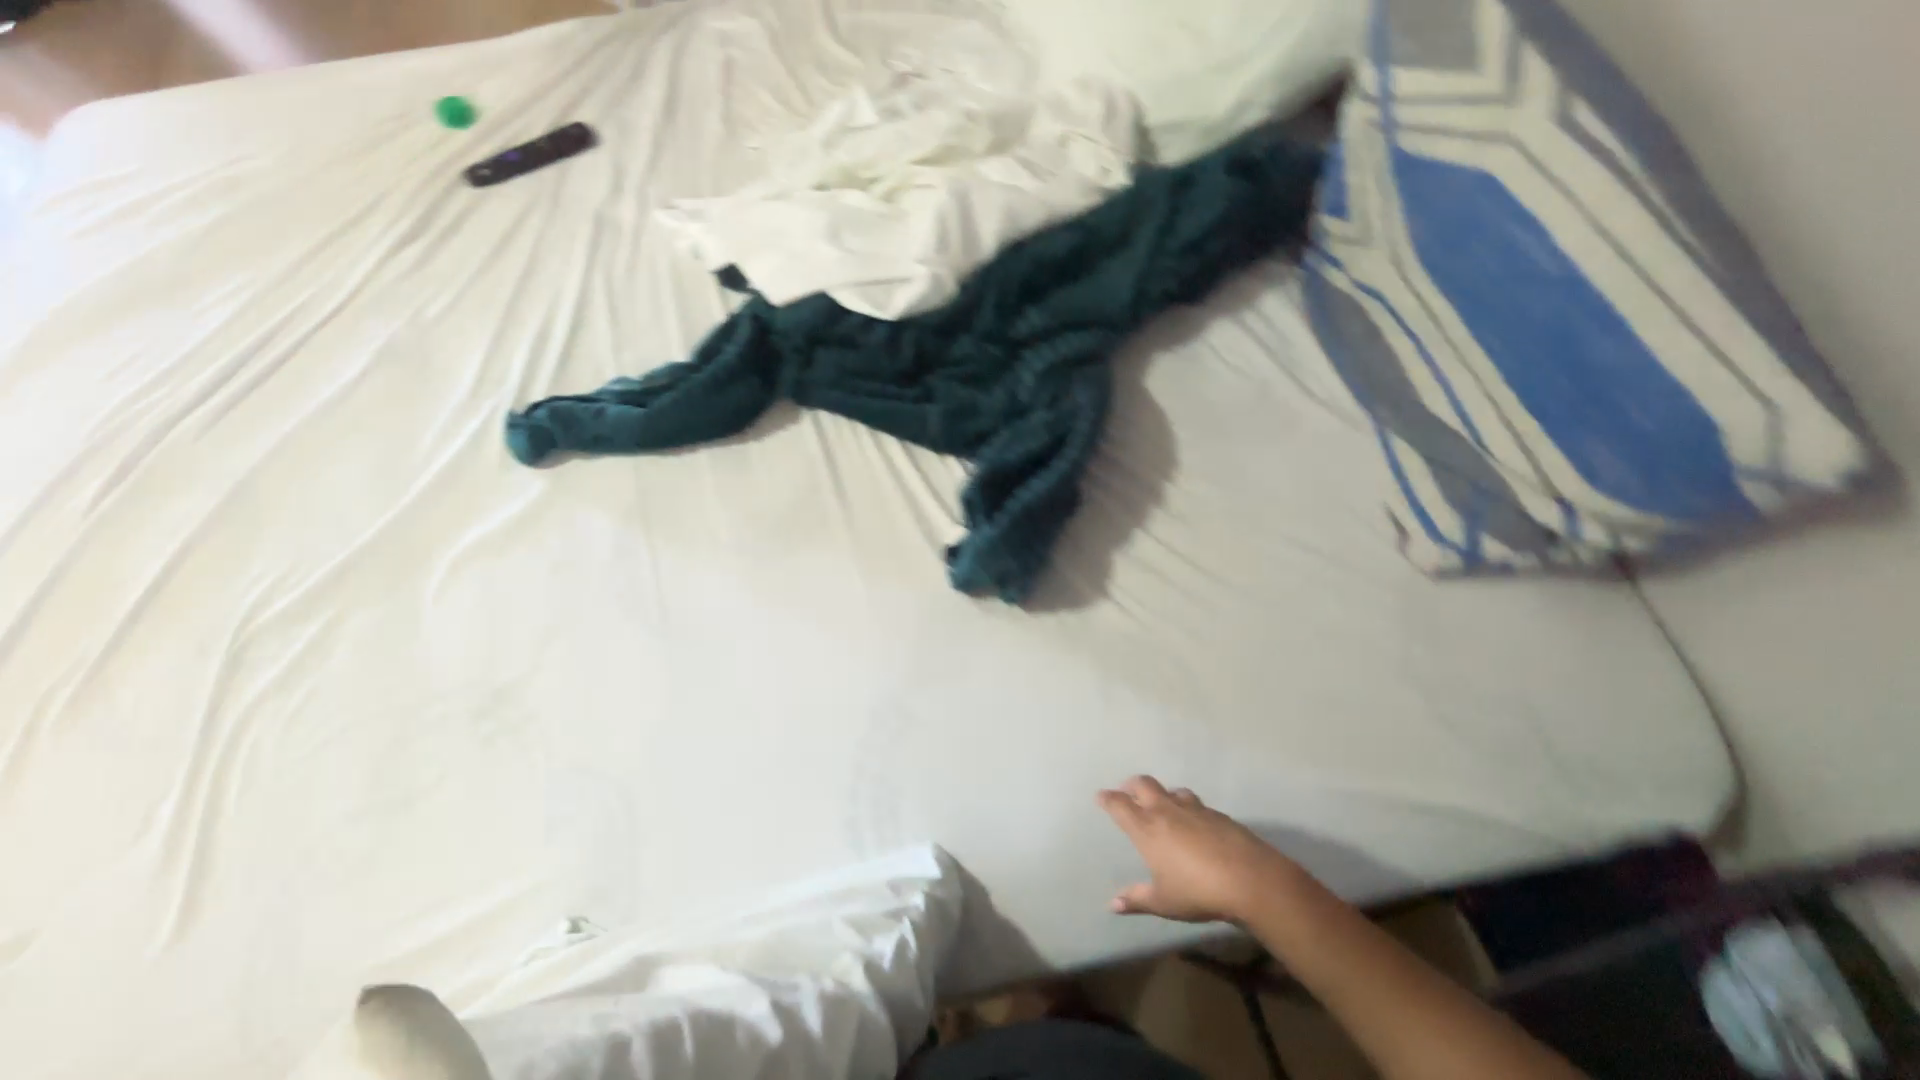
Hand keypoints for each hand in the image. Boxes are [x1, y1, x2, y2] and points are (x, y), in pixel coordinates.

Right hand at [1098, 776, 1304, 924]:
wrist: (1250, 880)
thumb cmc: (1198, 892)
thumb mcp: (1163, 902)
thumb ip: (1137, 900)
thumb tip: (1112, 905)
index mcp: (1147, 829)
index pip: (1120, 805)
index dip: (1108, 799)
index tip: (1100, 796)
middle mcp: (1167, 812)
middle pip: (1144, 784)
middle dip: (1131, 785)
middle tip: (1126, 792)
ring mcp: (1195, 810)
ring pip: (1172, 790)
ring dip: (1162, 794)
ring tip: (1162, 805)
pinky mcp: (1218, 815)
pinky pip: (1195, 803)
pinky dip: (1187, 806)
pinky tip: (1193, 822)